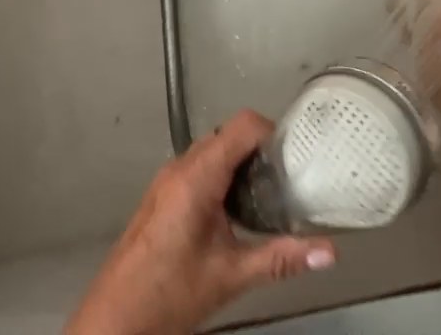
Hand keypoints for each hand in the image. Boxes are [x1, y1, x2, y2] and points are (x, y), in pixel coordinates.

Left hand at [67, 111, 335, 334]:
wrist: (112, 326)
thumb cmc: (167, 295)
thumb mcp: (232, 276)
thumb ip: (282, 258)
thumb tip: (327, 253)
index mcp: (196, 178)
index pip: (242, 125)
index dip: (273, 132)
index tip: (294, 155)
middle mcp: (178, 171)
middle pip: (228, 134)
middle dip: (260, 150)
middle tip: (286, 176)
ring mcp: (165, 183)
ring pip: (212, 151)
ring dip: (240, 164)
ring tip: (267, 193)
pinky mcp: (160, 199)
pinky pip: (197, 169)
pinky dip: (222, 177)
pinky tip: (235, 213)